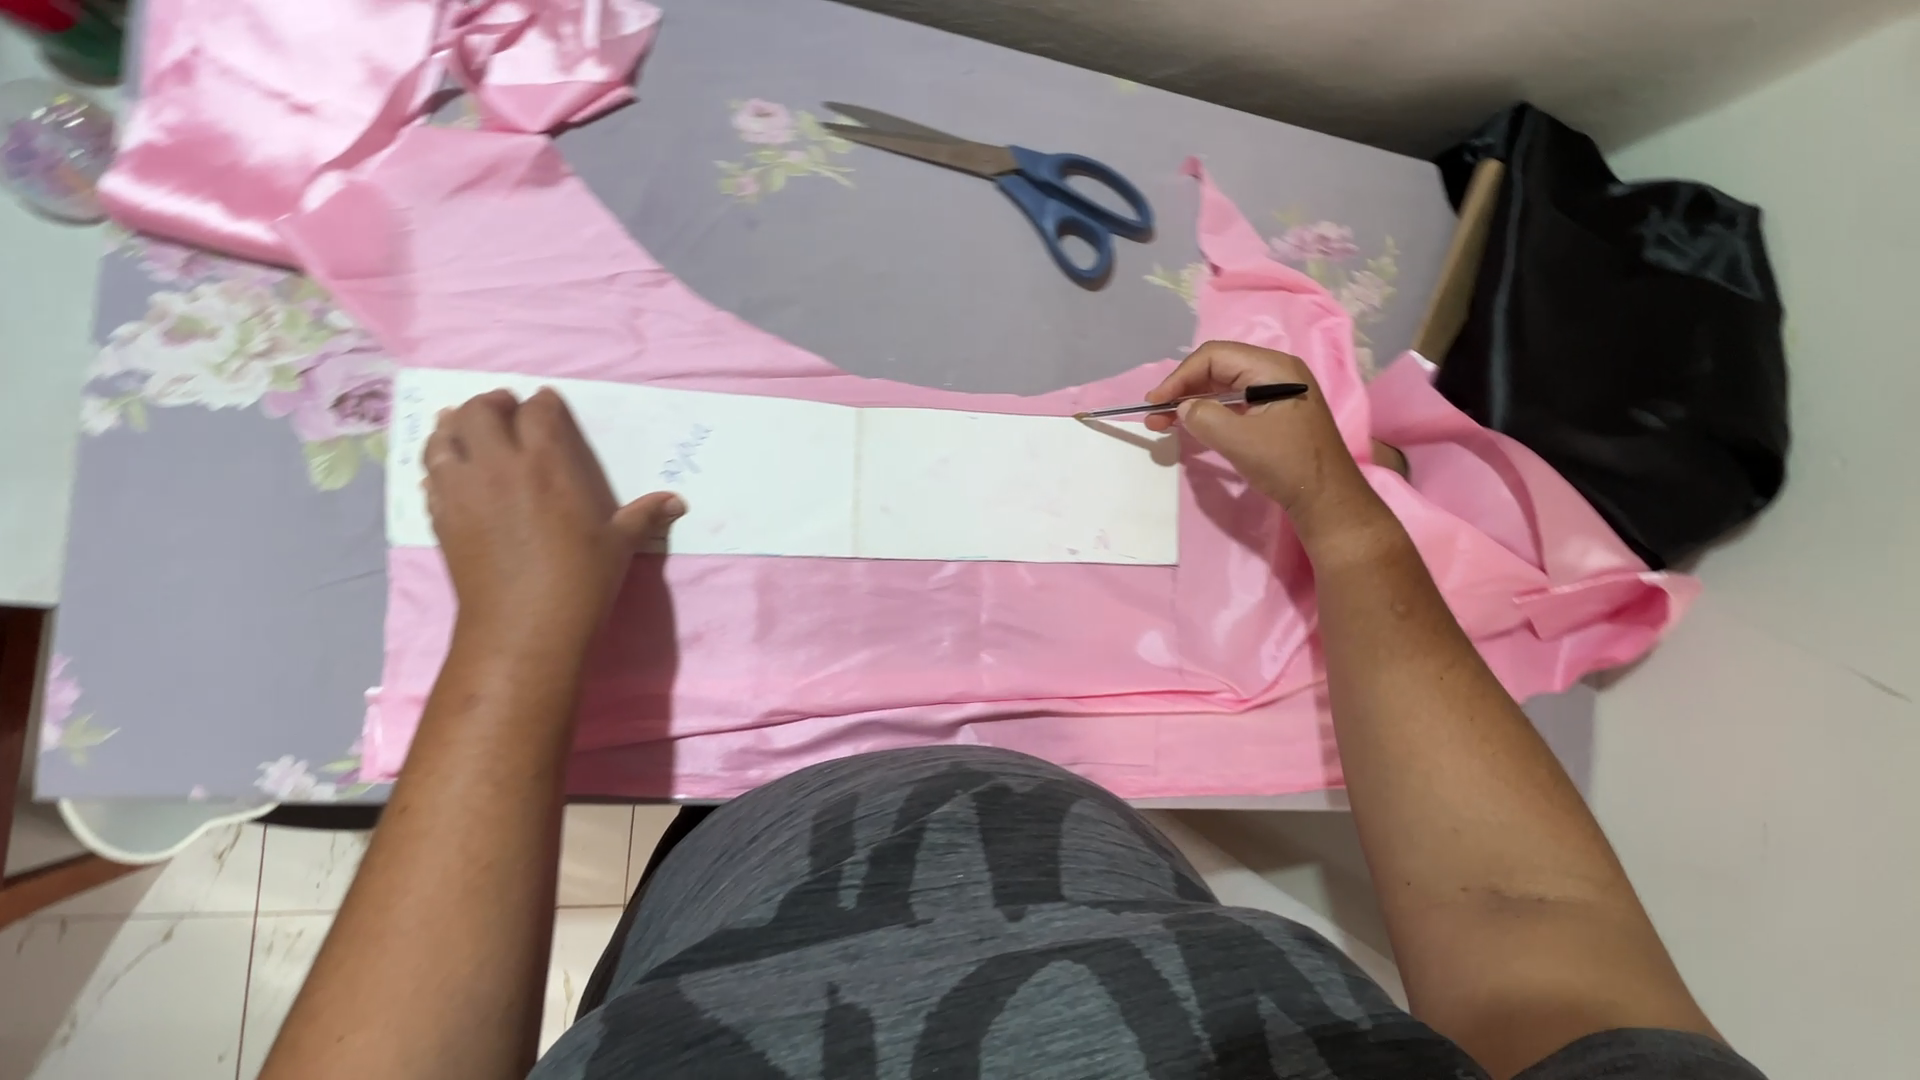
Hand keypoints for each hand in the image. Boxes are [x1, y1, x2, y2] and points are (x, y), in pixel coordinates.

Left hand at [423, 388, 683, 648]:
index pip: (537, 411)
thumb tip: (677, 502)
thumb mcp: (619, 545)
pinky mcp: (440, 515)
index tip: (548, 403)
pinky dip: (440, 460)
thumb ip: (644, 515)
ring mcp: (462, 489)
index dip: (543, 402)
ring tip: (468, 427)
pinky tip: (452, 468)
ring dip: (456, 424)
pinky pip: (429, 472)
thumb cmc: (580, 581)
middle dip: (493, 403)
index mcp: (547, 465)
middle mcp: (499, 466)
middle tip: (506, 409)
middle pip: (480, 411)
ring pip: (444, 434)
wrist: (523, 626)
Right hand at [1146, 341, 1393, 550]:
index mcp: (1273, 369)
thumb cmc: (1289, 465)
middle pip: (1217, 368)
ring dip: (1192, 402)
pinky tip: (1190, 426)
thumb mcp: (1240, 440)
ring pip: (1223, 387)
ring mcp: (1276, 393)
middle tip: (1155, 415)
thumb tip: (1184, 408)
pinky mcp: (1273, 413)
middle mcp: (1275, 373)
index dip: (1180, 377)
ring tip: (1163, 422)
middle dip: (1183, 389)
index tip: (1156, 403)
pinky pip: (1233, 403)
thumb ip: (1205, 417)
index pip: (1215, 356)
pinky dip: (1208, 412)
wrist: (1327, 499)